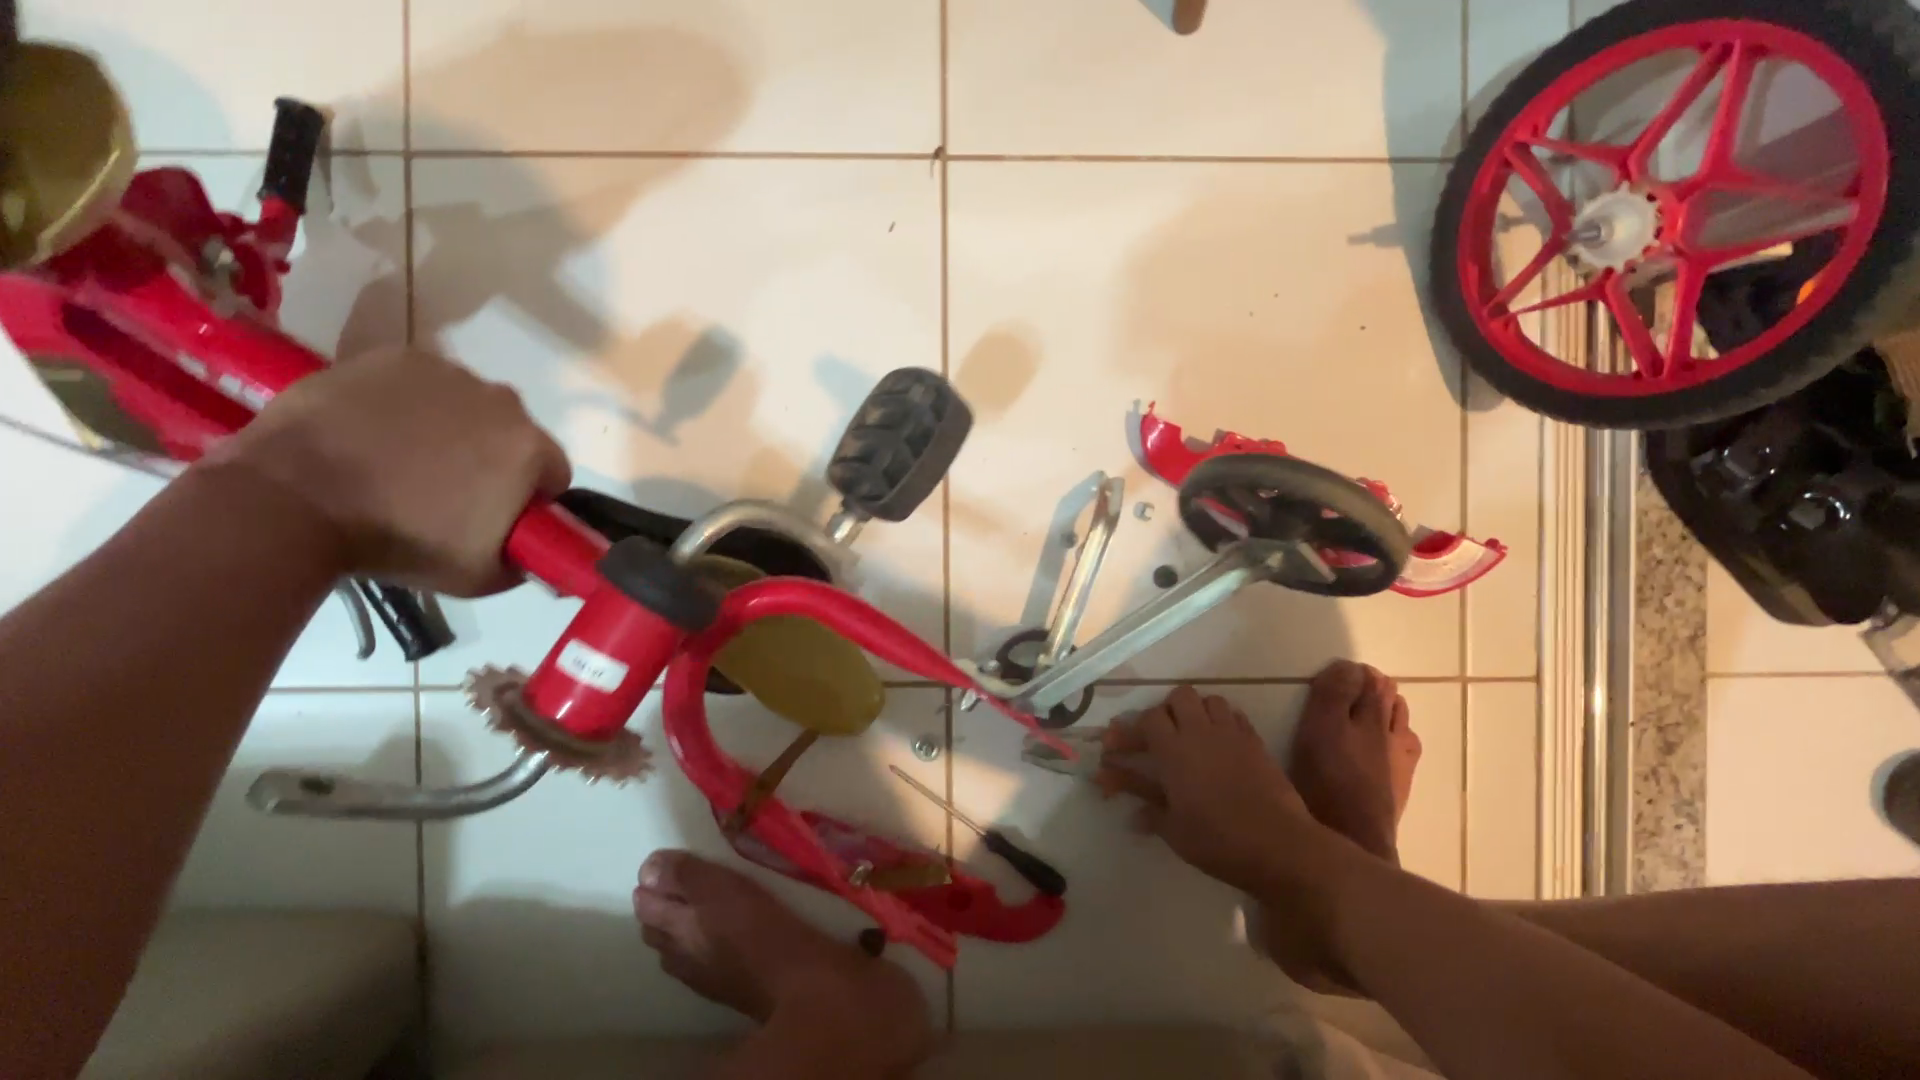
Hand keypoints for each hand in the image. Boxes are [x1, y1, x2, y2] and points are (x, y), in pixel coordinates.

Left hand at [203, 347, 569, 595]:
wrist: (294, 499)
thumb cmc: (399, 540)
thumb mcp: (479, 577)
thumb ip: (523, 562)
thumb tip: (532, 552)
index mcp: (530, 449)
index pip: (553, 475)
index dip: (529, 499)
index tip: (497, 518)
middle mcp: (501, 400)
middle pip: (513, 434)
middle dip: (492, 459)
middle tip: (447, 492)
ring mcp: (445, 374)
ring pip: (467, 406)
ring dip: (452, 429)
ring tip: (403, 461)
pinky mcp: (394, 357)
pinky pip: (419, 384)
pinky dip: (407, 404)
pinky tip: (376, 432)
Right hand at [1097, 686, 1338, 896]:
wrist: (1279, 845)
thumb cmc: (1218, 841)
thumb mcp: (1174, 830)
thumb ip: (1147, 808)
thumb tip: (1126, 809)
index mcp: (1174, 751)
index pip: (1149, 718)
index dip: (1133, 729)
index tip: (1122, 746)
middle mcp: (1201, 733)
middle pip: (1179, 696)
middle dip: (1167, 710)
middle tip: (1161, 737)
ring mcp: (1232, 734)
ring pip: (1210, 699)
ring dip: (1198, 711)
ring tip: (1193, 736)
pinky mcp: (1256, 742)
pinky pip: (1235, 716)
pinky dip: (1223, 721)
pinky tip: (1221, 745)